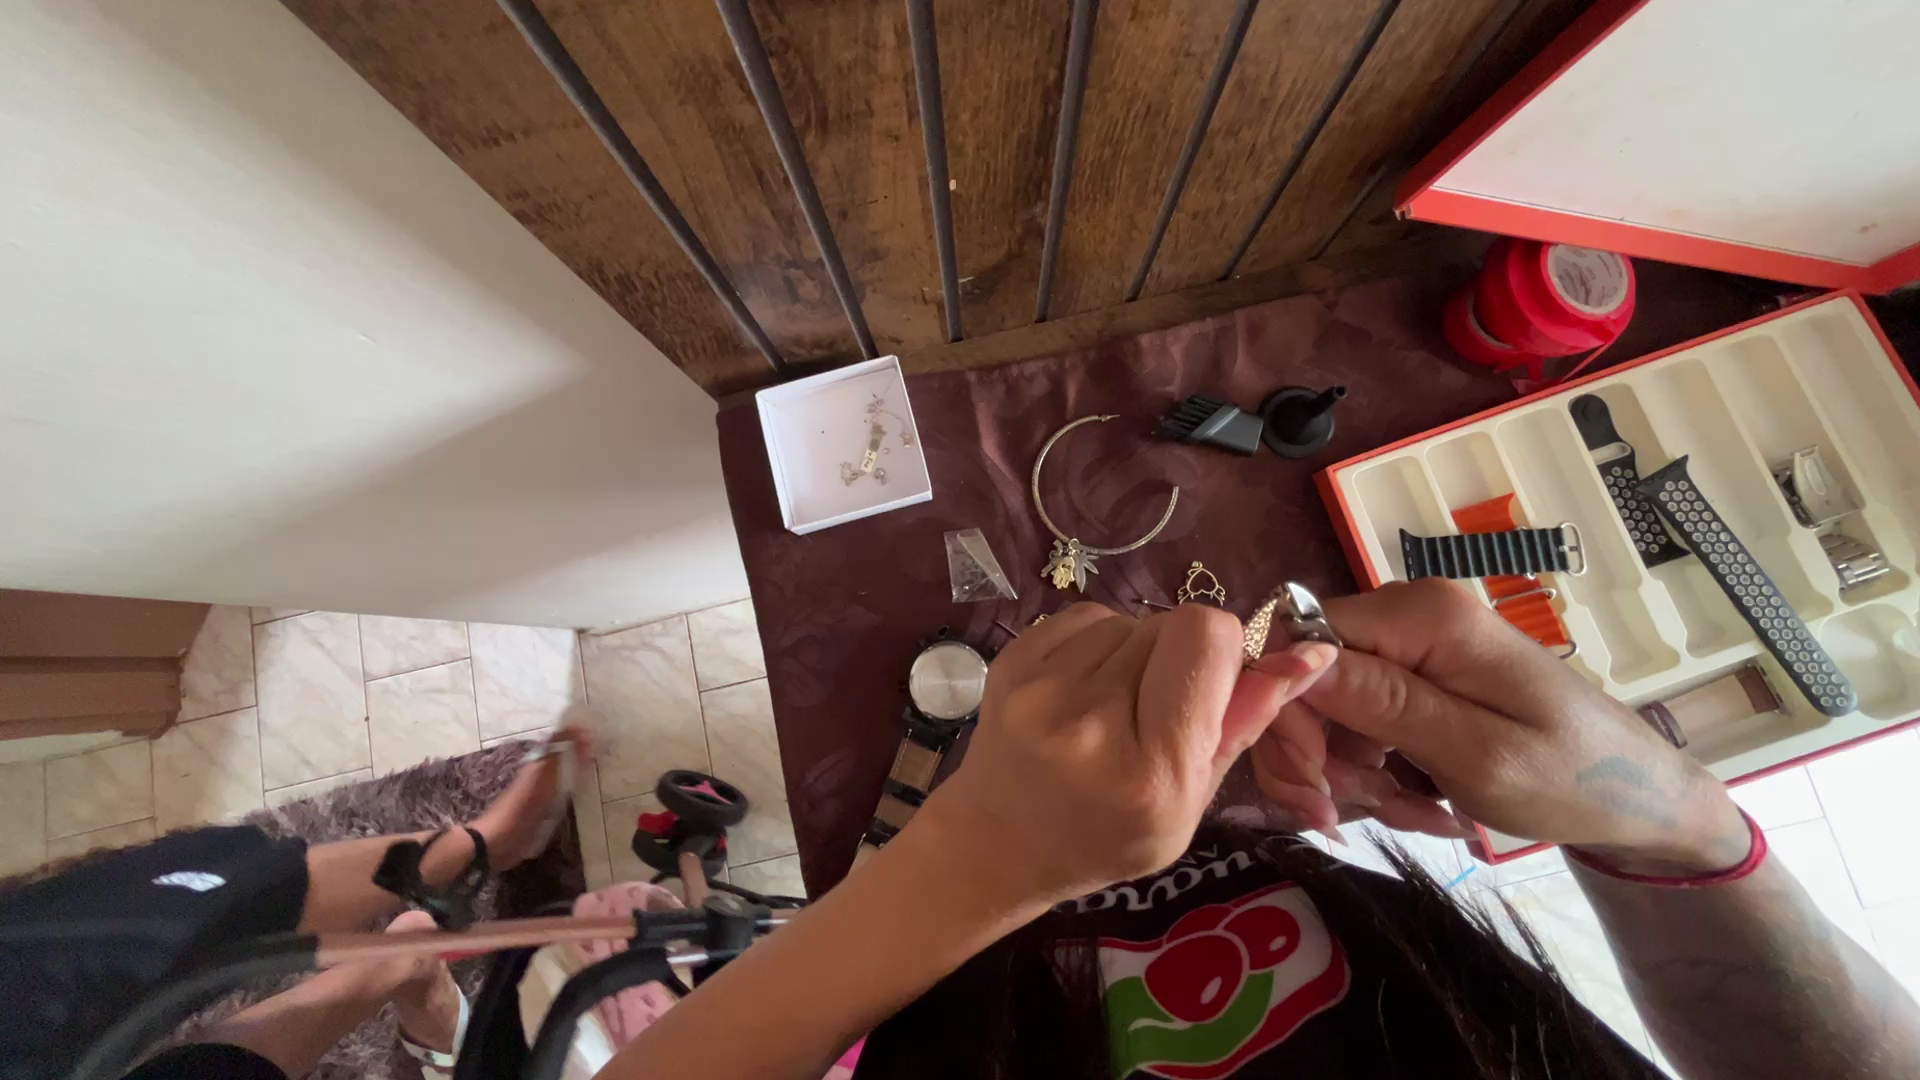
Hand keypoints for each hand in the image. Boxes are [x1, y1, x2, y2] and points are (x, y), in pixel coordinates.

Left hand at [914, 602, 1335, 908]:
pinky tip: (1083, 687)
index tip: (1211, 686)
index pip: (1205, 637)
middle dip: (1180, 657)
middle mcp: (1088, 716)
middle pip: (1169, 623)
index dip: (1223, 650)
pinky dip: (1098, 642)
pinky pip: (1086, 616)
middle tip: (1157, 706)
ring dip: (1136, 650)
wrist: (997, 840)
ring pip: (1129, 618)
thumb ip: (1243, 725)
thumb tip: (1308, 654)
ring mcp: (1039, 683)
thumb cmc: (1104, 838)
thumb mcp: (1189, 806)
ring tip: (1114, 703)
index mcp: (1149, 768)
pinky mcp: (1011, 658)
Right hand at [1287, 579, 1749, 872]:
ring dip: (1339, 767)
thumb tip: (1294, 663)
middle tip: (1339, 813)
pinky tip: (1402, 799)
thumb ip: (1386, 703)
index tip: (1314, 783)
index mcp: (1419, 615)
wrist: (1638, 801)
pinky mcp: (1405, 672)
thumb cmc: (1575, 780)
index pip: (1298, 641)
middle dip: (1311, 751)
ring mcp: (1402, 642)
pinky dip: (1361, 765)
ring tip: (1398, 812)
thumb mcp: (1479, 754)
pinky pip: (1347, 715)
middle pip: (1300, 674)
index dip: (1287, 711)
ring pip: (1317, 702)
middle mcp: (1400, 613)